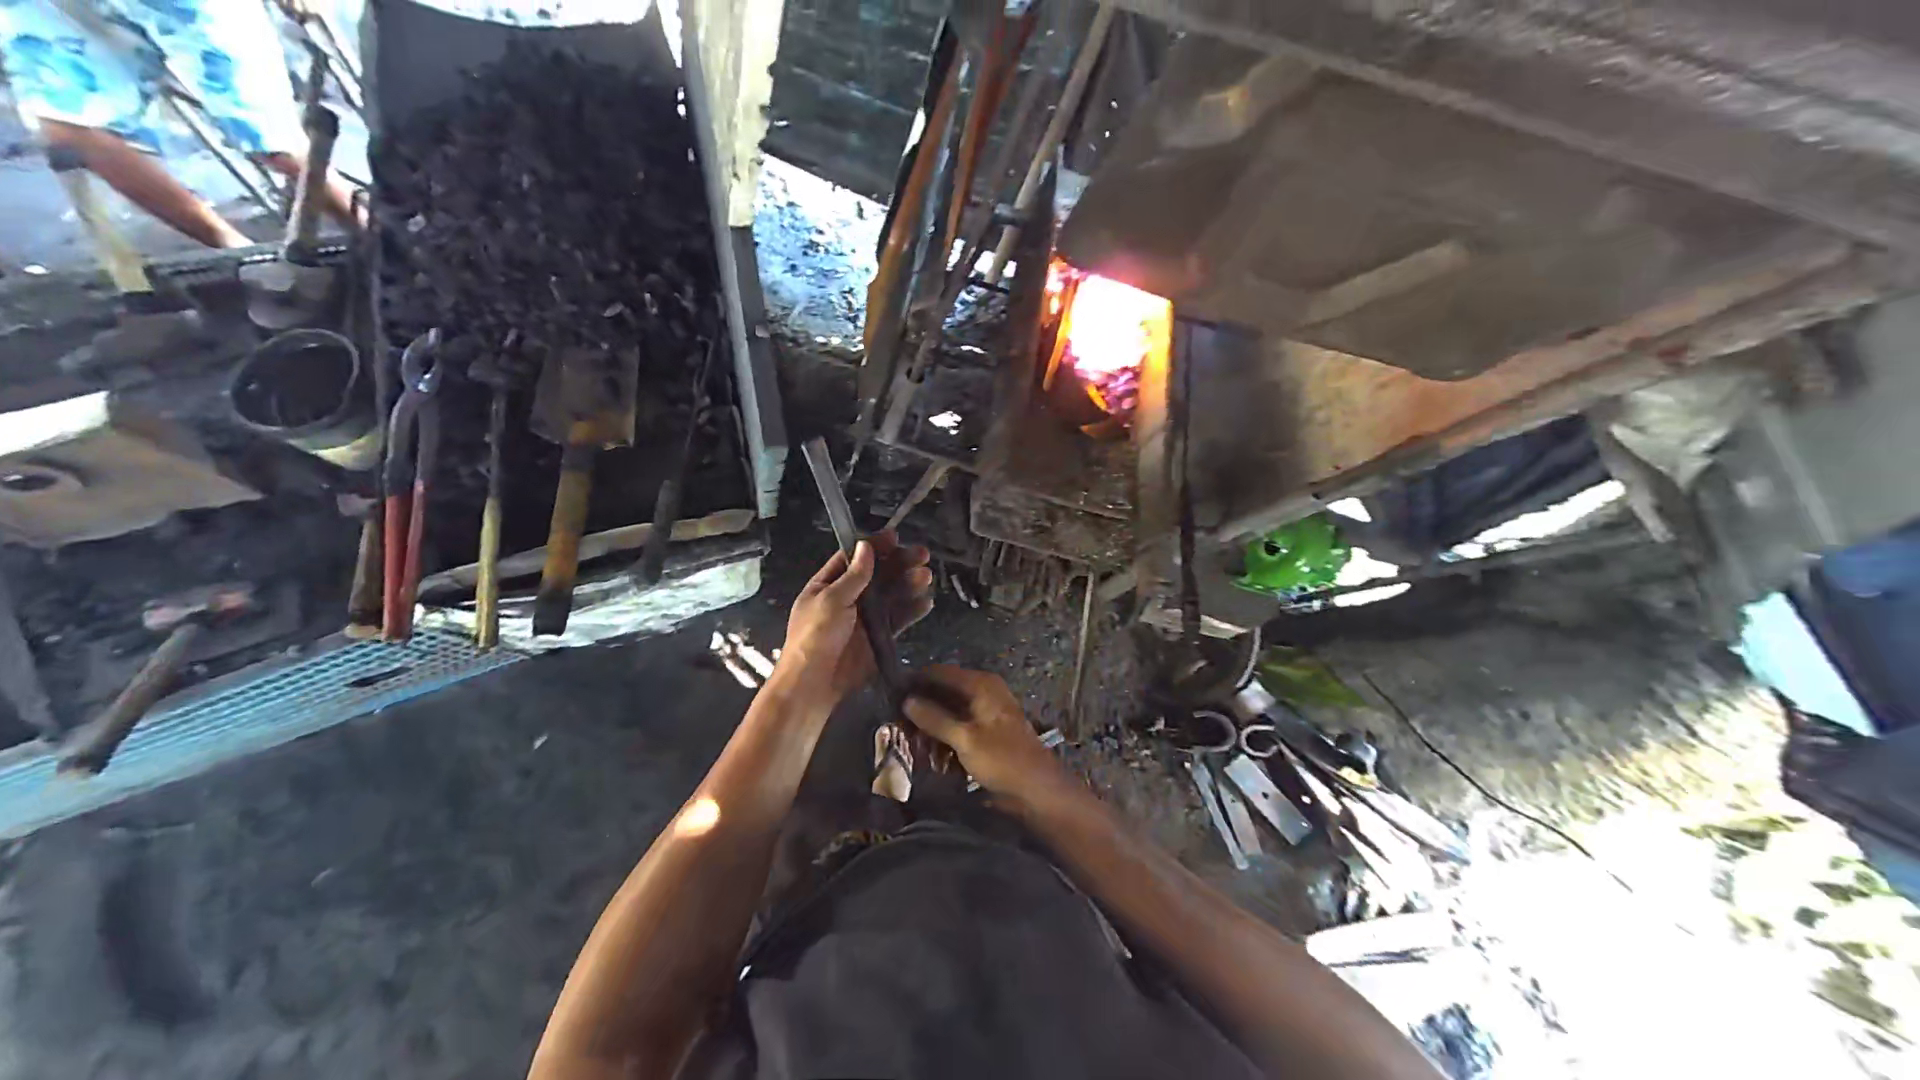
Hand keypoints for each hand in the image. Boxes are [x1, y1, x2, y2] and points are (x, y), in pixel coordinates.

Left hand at [777, 532, 932, 709]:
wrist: (815, 683)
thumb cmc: (815, 636)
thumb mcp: (831, 600)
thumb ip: (853, 575)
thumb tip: (866, 547)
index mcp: (828, 585)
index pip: (853, 558)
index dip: (874, 547)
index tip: (895, 537)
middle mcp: (847, 598)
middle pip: (878, 575)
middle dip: (899, 563)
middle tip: (922, 554)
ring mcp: (864, 618)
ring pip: (891, 595)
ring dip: (909, 584)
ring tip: (926, 576)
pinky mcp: (877, 637)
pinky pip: (897, 619)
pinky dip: (912, 610)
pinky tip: (926, 602)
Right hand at [902, 665, 1061, 798]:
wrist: (1038, 789)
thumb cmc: (1003, 760)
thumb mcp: (965, 739)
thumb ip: (934, 718)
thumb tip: (907, 700)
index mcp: (981, 684)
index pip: (939, 672)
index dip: (914, 681)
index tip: (889, 695)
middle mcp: (983, 691)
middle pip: (943, 691)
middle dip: (920, 706)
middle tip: (894, 722)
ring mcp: (985, 711)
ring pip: (948, 710)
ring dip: (930, 725)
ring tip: (908, 740)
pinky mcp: (985, 731)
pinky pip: (957, 726)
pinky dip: (944, 735)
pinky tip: (929, 751)